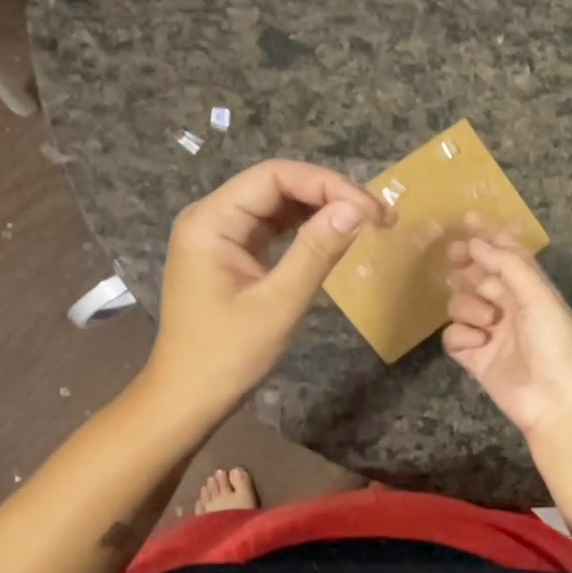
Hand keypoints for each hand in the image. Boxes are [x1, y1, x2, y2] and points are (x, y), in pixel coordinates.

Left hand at [145, 160, 391, 414]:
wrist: (190, 395)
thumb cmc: (229, 352)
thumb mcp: (279, 302)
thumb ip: (317, 252)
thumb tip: (358, 210)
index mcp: (211, 220)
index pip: (276, 177)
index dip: (329, 185)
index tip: (373, 211)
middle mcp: (212, 218)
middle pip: (277, 185)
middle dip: (330, 194)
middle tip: (380, 217)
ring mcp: (221, 237)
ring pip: (279, 206)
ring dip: (323, 210)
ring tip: (369, 224)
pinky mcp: (233, 256)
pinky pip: (274, 230)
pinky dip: (308, 231)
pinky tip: (337, 238)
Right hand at [444, 216, 571, 436]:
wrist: (553, 399)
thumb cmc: (554, 344)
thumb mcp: (539, 296)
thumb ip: (508, 265)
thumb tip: (477, 242)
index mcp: (533, 290)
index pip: (508, 255)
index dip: (490, 236)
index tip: (467, 220)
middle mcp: (511, 307)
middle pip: (480, 276)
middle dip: (469, 264)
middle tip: (456, 255)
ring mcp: (491, 333)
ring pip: (462, 304)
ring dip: (469, 306)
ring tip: (488, 321)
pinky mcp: (475, 358)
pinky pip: (454, 337)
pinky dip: (461, 337)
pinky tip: (478, 344)